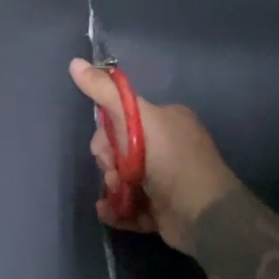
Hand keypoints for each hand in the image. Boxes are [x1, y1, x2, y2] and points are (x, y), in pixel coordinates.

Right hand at [70, 57, 240, 253]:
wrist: (204, 216)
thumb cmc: (171, 160)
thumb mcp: (136, 117)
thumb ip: (105, 92)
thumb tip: (74, 62)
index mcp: (166, 120)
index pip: (123, 119)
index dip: (108, 133)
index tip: (106, 147)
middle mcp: (168, 147)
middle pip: (119, 151)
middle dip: (109, 164)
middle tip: (114, 174)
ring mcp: (166, 181)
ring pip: (123, 179)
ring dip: (112, 187)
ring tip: (115, 196)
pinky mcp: (162, 210)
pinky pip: (130, 205)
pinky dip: (118, 208)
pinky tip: (109, 211)